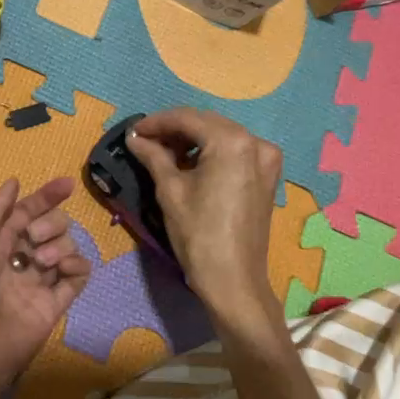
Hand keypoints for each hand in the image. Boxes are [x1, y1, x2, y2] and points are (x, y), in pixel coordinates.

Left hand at [0, 178, 88, 398]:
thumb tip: (16, 182)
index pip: (26, 212)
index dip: (45, 197)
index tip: (67, 184)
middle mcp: (19, 260)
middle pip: (50, 227)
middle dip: (49, 222)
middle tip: (35, 238)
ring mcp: (39, 283)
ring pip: (65, 248)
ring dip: (59, 244)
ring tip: (41, 262)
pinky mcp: (55, 305)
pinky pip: (77, 276)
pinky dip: (77, 265)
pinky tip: (63, 268)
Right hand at [127, 108, 282, 319]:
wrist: (233, 280)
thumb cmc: (198, 233)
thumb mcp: (170, 190)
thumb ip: (153, 155)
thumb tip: (135, 137)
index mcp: (232, 141)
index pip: (187, 118)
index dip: (156, 122)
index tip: (133, 132)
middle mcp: (255, 142)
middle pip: (206, 123)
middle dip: (174, 129)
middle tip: (144, 141)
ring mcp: (266, 159)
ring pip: (221, 136)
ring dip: (192, 140)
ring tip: (163, 153)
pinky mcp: (267, 176)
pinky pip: (235, 152)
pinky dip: (211, 152)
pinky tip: (189, 164)